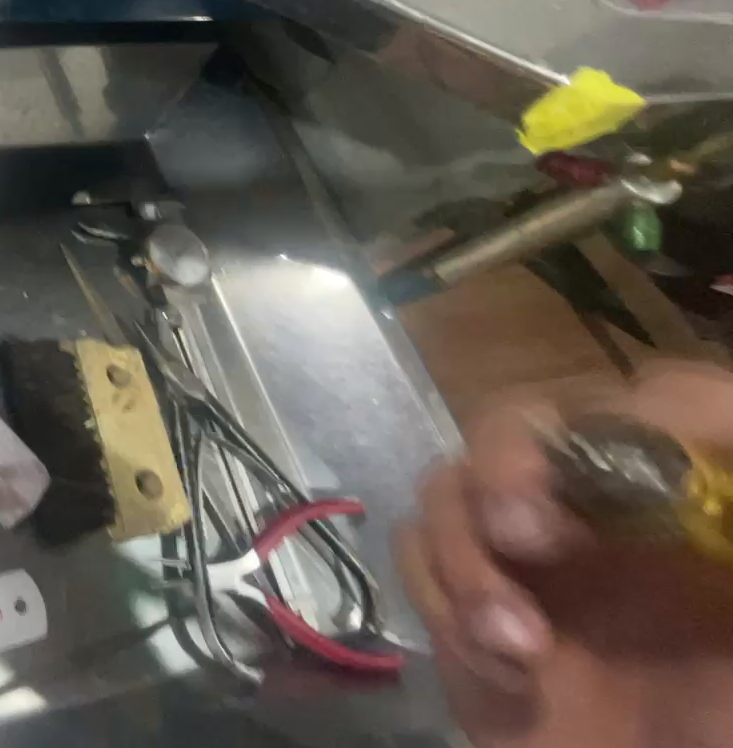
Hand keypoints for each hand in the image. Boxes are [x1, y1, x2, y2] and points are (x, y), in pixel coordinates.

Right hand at [398, 361, 732, 747]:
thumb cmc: (726, 726)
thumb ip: (728, 525)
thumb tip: (710, 460)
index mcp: (693, 501)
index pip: (672, 398)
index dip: (653, 411)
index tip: (629, 478)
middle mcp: (604, 504)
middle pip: (524, 419)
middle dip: (506, 469)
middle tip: (520, 537)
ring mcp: (521, 544)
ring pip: (448, 483)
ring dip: (466, 562)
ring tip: (516, 645)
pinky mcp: (456, 583)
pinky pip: (412, 549)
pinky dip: (443, 602)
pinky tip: (503, 670)